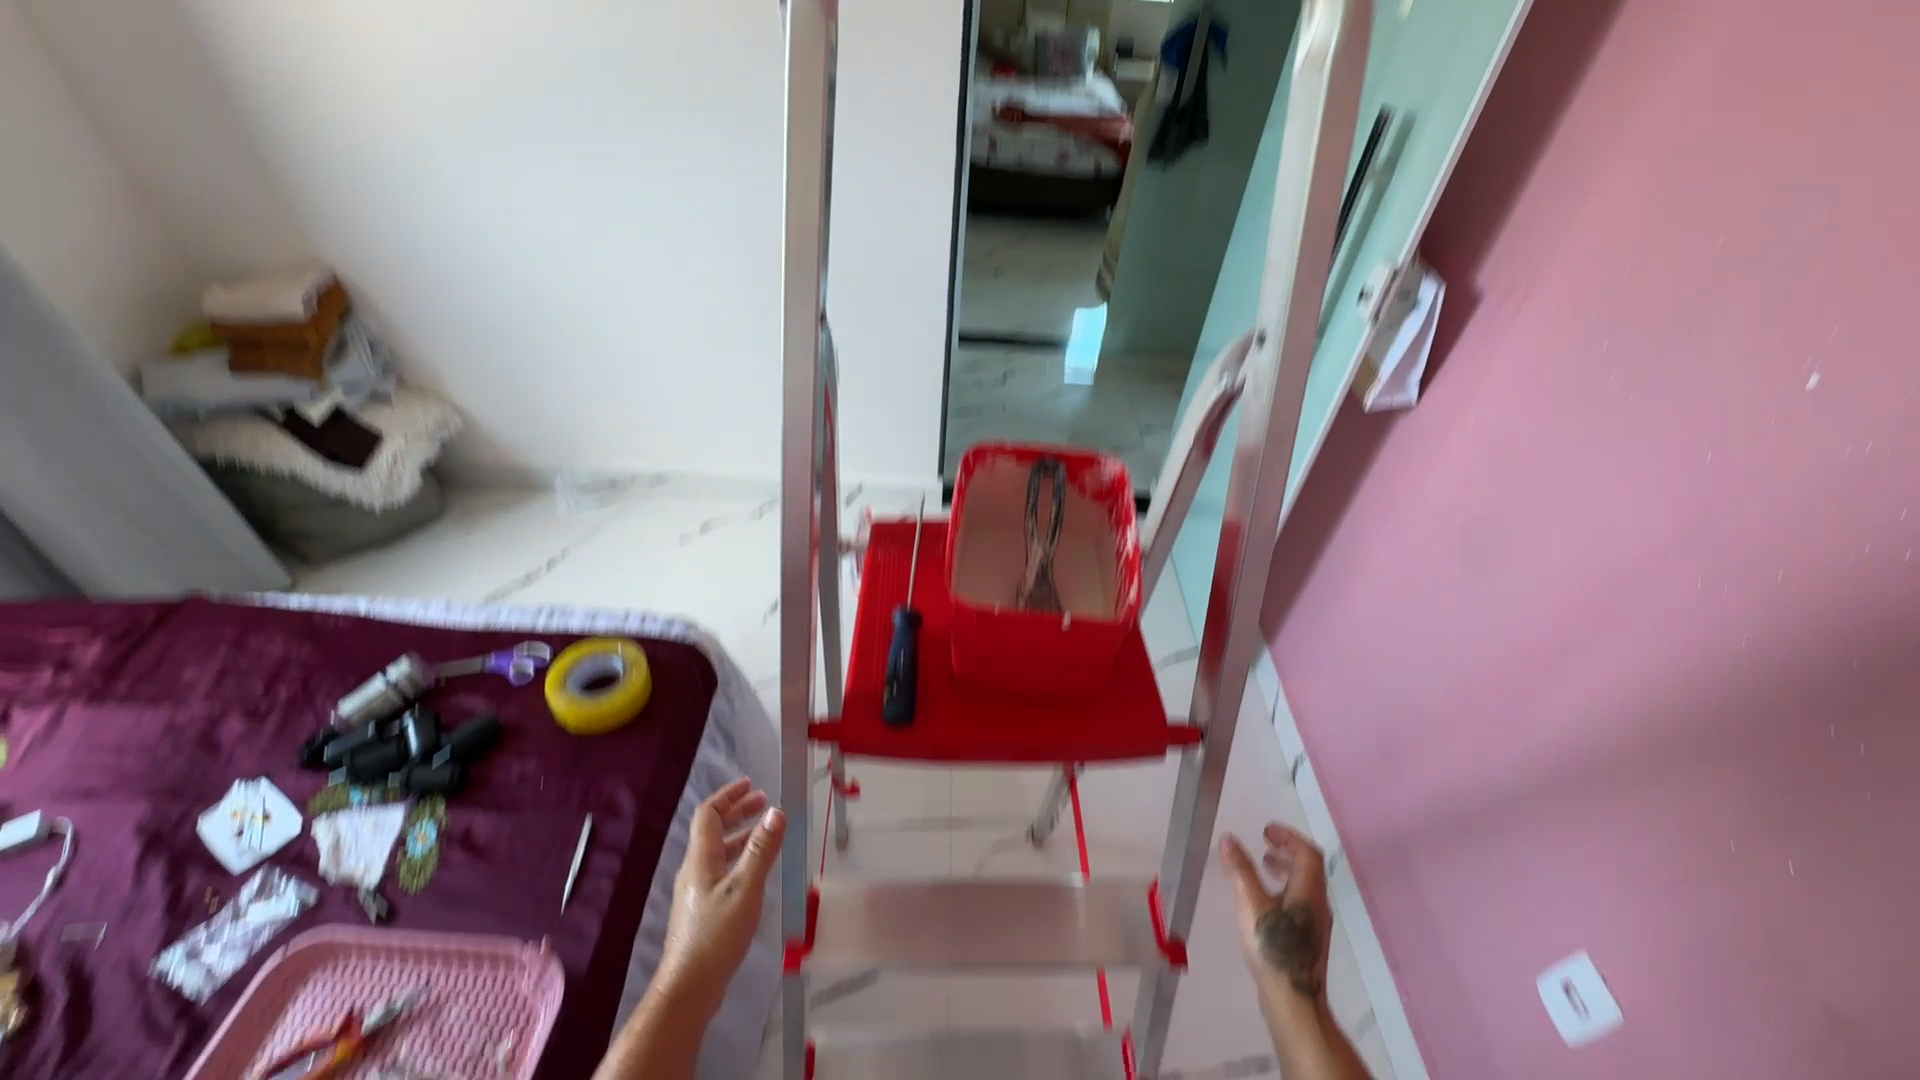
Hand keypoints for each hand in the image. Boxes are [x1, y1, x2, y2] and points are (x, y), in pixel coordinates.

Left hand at [656, 778, 786, 1014]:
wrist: (690, 985)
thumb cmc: (716, 934)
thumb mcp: (745, 889)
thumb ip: (762, 850)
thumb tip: (776, 811)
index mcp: (701, 859)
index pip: (709, 814)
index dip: (728, 796)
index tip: (750, 785)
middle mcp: (695, 870)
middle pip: (712, 831)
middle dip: (737, 812)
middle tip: (762, 802)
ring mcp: (697, 891)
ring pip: (718, 852)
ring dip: (740, 836)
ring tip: (764, 831)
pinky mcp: (702, 910)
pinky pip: (721, 870)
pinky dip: (739, 858)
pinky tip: (754, 871)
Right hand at [1219, 823, 1332, 1001]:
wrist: (1293, 998)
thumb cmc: (1273, 947)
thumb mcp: (1251, 904)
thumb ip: (1240, 870)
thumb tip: (1229, 838)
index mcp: (1308, 891)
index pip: (1307, 853)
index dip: (1288, 837)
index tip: (1266, 830)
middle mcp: (1317, 904)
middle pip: (1309, 869)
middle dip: (1287, 851)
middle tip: (1264, 843)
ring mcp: (1315, 924)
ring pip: (1304, 886)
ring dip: (1285, 870)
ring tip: (1262, 866)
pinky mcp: (1308, 940)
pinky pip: (1299, 902)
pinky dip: (1284, 889)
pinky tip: (1265, 901)